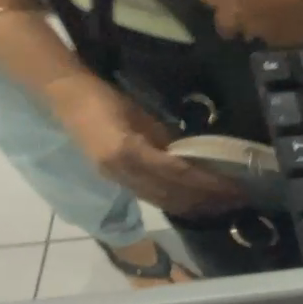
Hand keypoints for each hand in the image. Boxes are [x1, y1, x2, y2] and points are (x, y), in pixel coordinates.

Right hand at [44, 74, 242, 215]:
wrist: (63, 96)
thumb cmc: (107, 100)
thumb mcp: (145, 120)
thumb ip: (172, 145)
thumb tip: (202, 165)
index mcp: (128, 151)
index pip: (181, 175)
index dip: (211, 185)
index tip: (236, 189)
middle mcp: (122, 171)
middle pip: (176, 195)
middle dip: (210, 200)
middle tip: (239, 201)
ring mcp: (117, 180)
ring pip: (167, 202)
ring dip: (199, 207)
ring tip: (225, 206)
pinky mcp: (117, 183)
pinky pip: (155, 200)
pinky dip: (181, 204)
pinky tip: (200, 205)